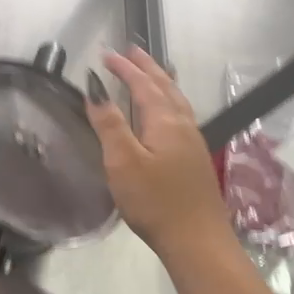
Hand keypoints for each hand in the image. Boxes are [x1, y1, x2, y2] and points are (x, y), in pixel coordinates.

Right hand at [86, 47, 232, 260]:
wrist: (197, 243)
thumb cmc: (155, 201)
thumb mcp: (123, 162)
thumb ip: (109, 124)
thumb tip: (95, 88)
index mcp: (166, 122)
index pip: (143, 86)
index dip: (125, 69)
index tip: (106, 54)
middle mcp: (183, 127)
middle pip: (166, 88)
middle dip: (147, 68)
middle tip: (132, 51)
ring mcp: (192, 144)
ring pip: (176, 101)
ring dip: (160, 82)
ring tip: (150, 72)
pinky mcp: (194, 161)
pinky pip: (179, 116)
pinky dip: (167, 101)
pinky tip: (164, 113)